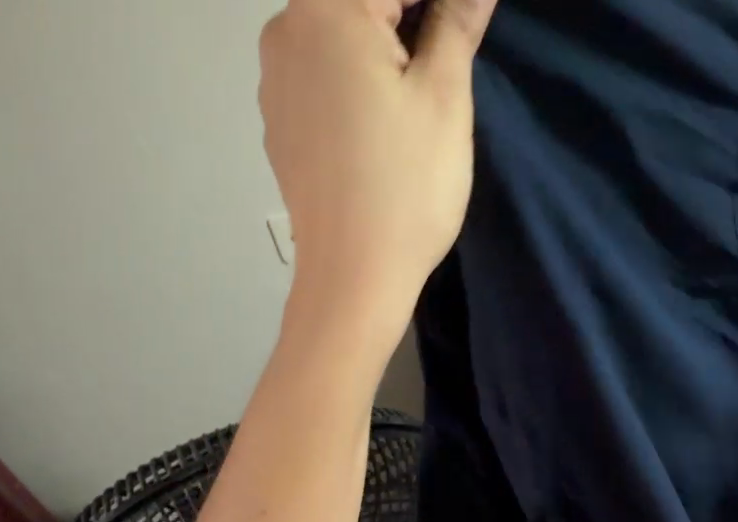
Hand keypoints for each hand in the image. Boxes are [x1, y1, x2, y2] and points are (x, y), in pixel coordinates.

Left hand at [259, 0, 498, 330]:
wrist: (353, 278)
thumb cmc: (407, 186)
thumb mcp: (444, 97)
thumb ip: (456, 22)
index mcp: (325, 8)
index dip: (438, 6)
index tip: (463, 31)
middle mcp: (284, 31)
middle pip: (359, 2)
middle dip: (411, 18)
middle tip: (451, 58)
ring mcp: (274, 80)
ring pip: (338, 36)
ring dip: (384, 48)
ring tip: (418, 100)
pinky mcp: (279, 123)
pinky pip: (322, 78)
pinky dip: (356, 81)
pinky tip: (383, 128)